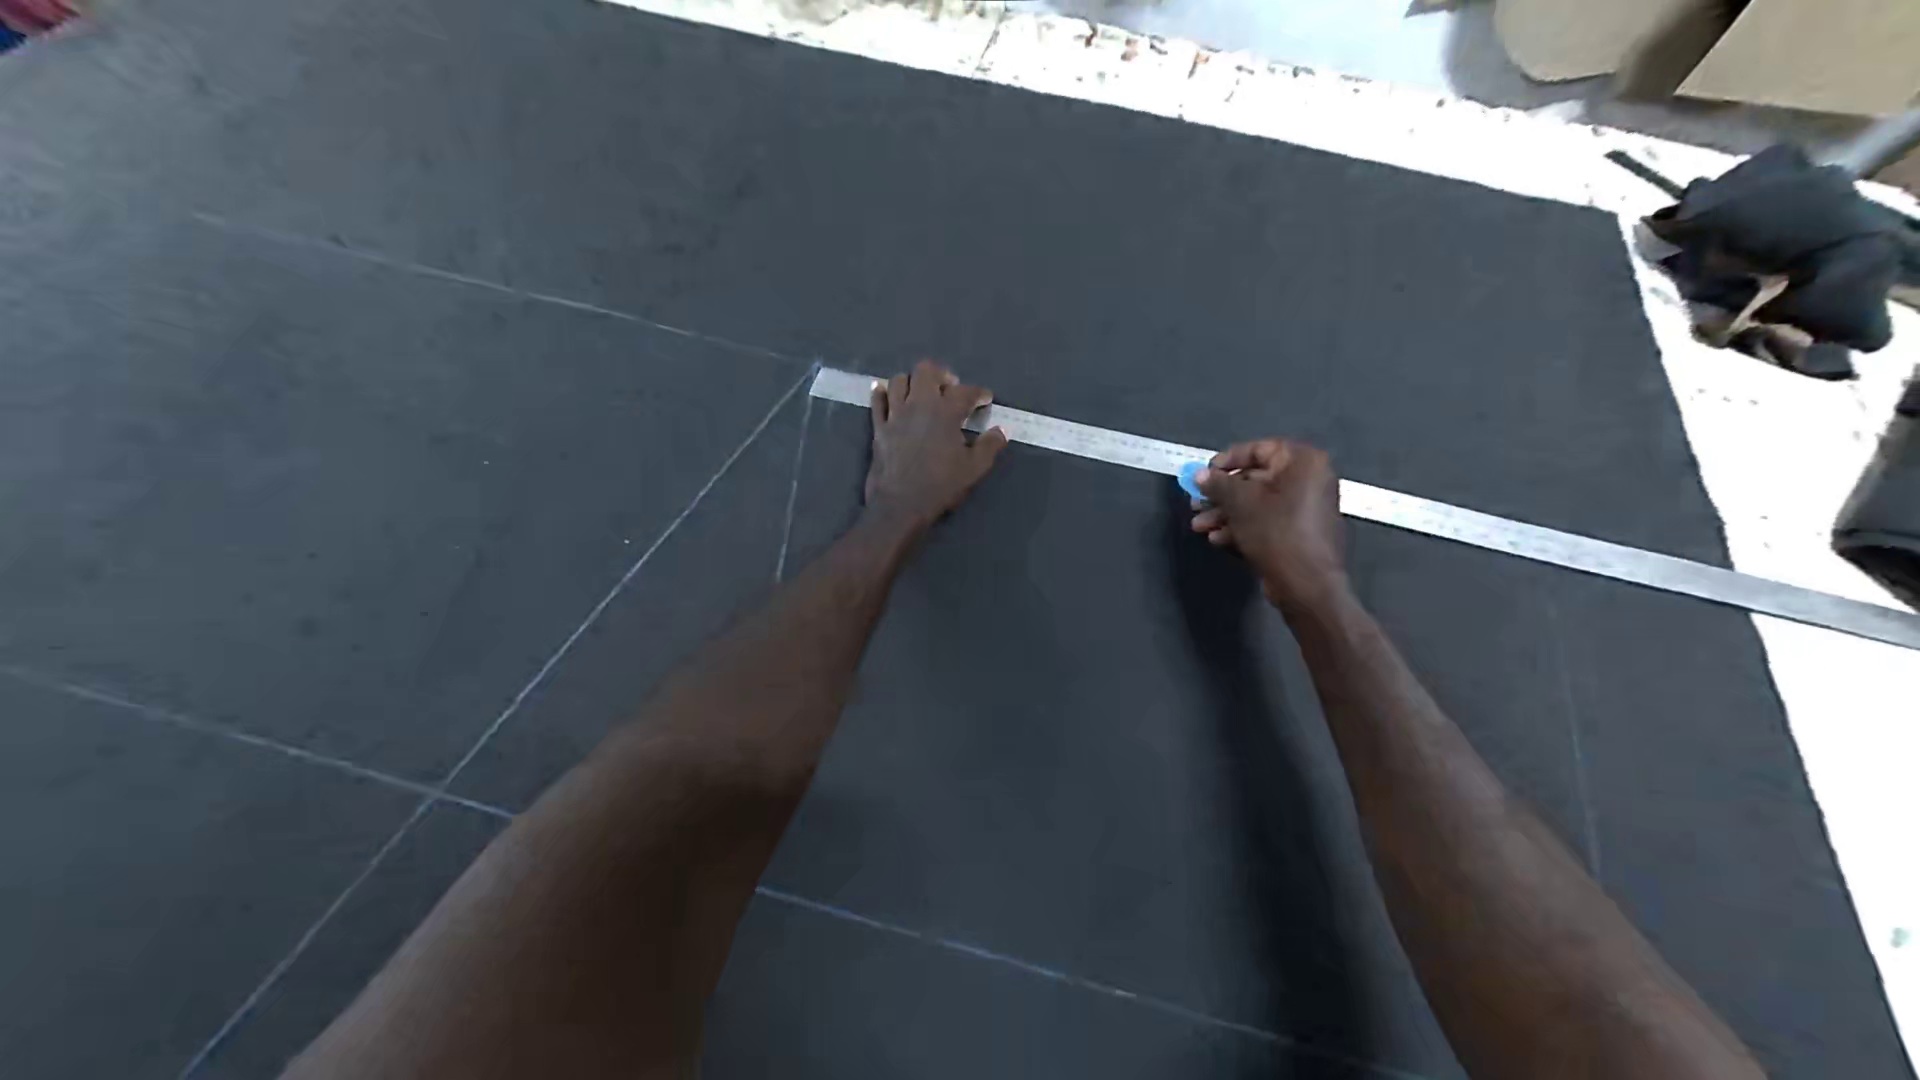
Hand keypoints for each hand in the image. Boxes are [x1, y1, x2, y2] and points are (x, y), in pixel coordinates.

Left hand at [864, 359, 1008, 533]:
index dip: (979, 393)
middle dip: (941, 375)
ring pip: (899, 381)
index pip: (966, 392)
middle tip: (950, 389)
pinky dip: (881, 393)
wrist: (900, 505)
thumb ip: (990, 446)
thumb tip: (1001, 431)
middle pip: (926, 371)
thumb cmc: (940, 486)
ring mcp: (895, 415)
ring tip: (921, 393)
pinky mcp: (878, 428)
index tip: (985, 399)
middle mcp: (918, 405)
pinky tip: (885, 392)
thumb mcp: (974, 469)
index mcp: (945, 412)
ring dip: (912, 382)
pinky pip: (877, 401)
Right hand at [1190, 438, 1347, 612]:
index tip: (1205, 473)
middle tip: (1197, 502)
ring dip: (1225, 513)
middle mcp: (1309, 480)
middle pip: (1255, 479)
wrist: (1306, 584)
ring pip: (1257, 503)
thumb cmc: (1276, 532)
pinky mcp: (1299, 533)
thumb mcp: (1240, 503)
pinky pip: (1266, 521)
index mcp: (1303, 463)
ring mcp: (1305, 508)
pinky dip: (1242, 526)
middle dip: (1221, 493)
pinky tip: (1218, 538)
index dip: (1227, 460)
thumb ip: (1217, 484)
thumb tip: (1200, 475)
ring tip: (1200, 525)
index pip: (1259, 449)